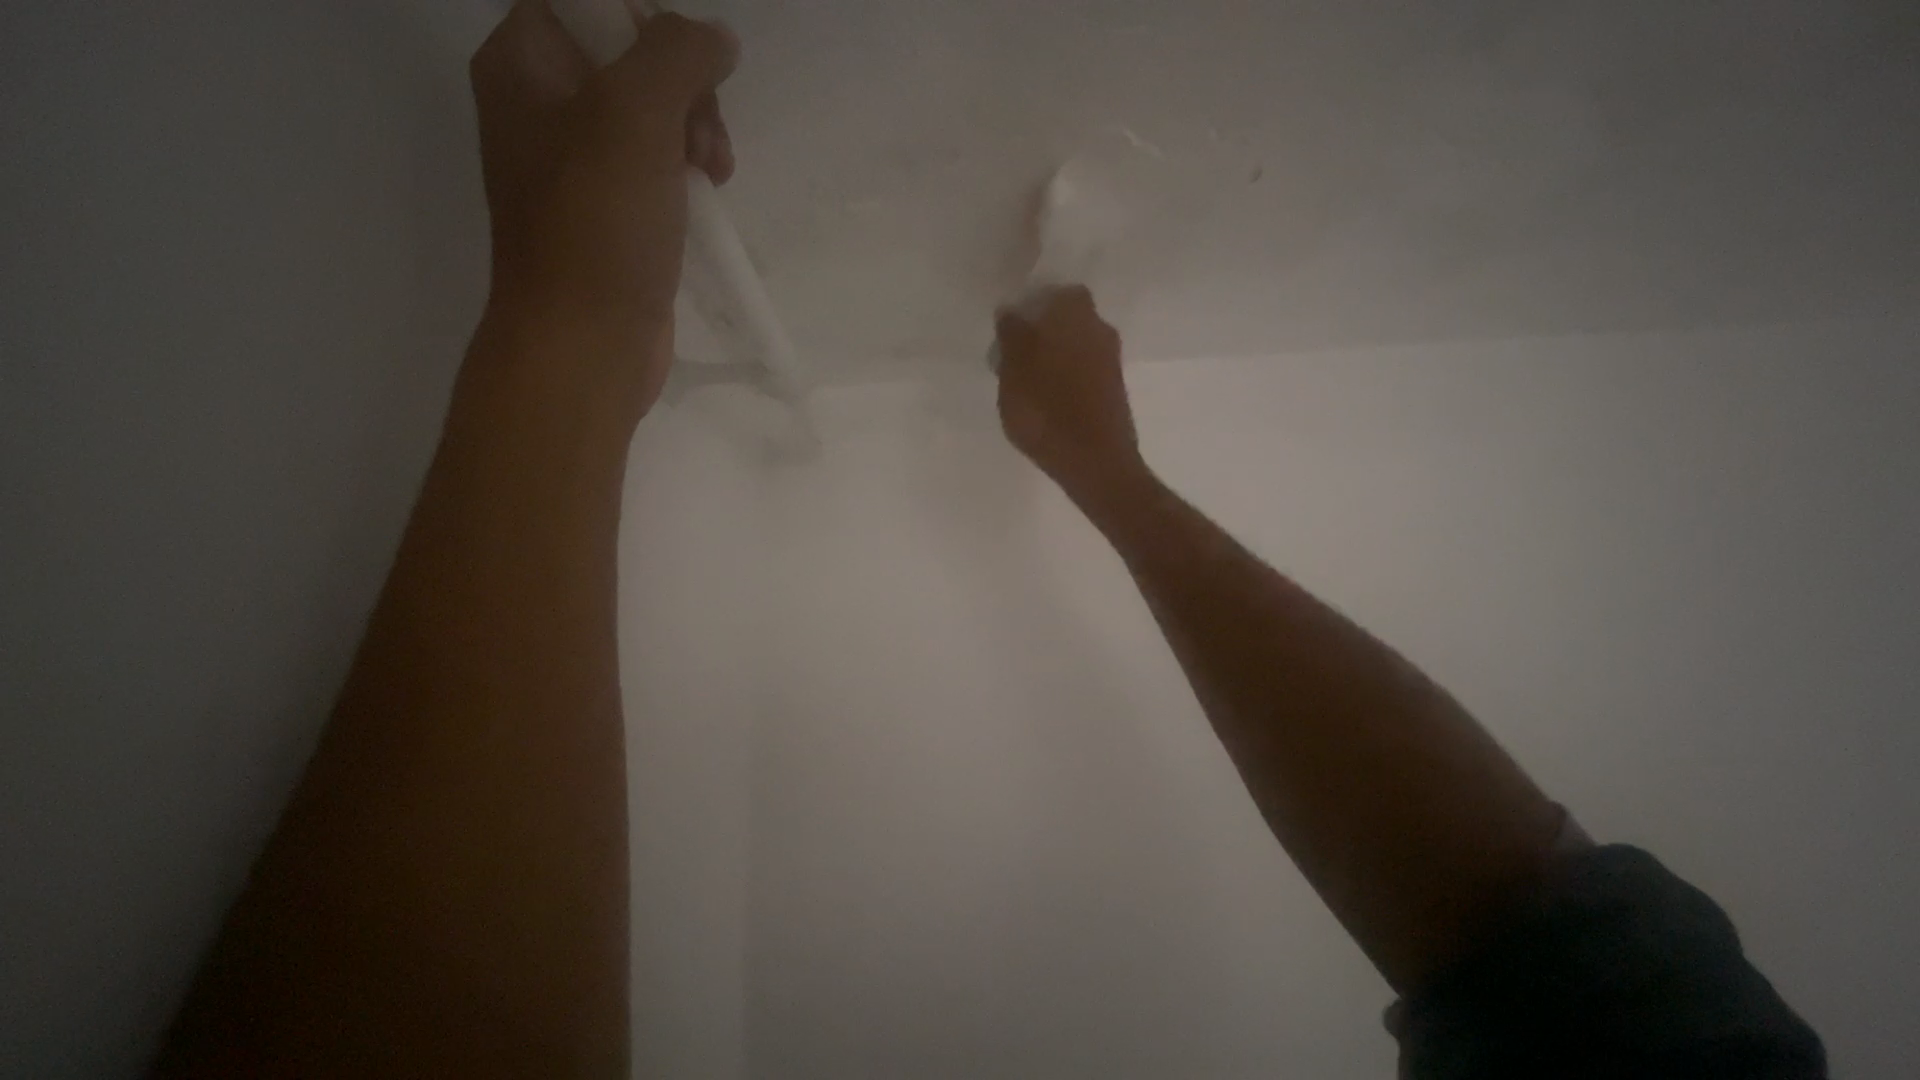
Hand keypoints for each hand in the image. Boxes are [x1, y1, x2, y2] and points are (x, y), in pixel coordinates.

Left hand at [468, 0, 737, 419]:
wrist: (586, 342)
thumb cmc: (599, 225)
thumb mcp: (635, 115)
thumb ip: (677, 54)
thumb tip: (716, 38)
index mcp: (522, 64)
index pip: (588, 3)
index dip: (646, 24)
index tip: (684, 72)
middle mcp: (541, 106)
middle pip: (627, 55)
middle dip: (683, 87)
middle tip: (702, 141)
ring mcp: (576, 164)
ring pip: (651, 113)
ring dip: (695, 132)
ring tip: (714, 176)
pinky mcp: (610, 213)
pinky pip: (656, 165)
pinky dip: (687, 173)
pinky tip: (707, 197)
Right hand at [994, 286, 1143, 493]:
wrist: (1096, 462)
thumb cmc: (1046, 410)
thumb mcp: (1013, 370)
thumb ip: (1011, 335)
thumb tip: (1012, 311)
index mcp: (1075, 313)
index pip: (1057, 292)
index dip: (1035, 305)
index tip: (1013, 327)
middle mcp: (1101, 329)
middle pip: (1068, 320)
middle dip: (1044, 333)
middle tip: (1015, 357)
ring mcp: (1112, 362)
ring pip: (1077, 347)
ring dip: (1055, 359)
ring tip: (1026, 385)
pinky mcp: (1114, 392)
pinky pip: (1085, 374)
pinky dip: (1067, 381)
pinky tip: (1048, 403)